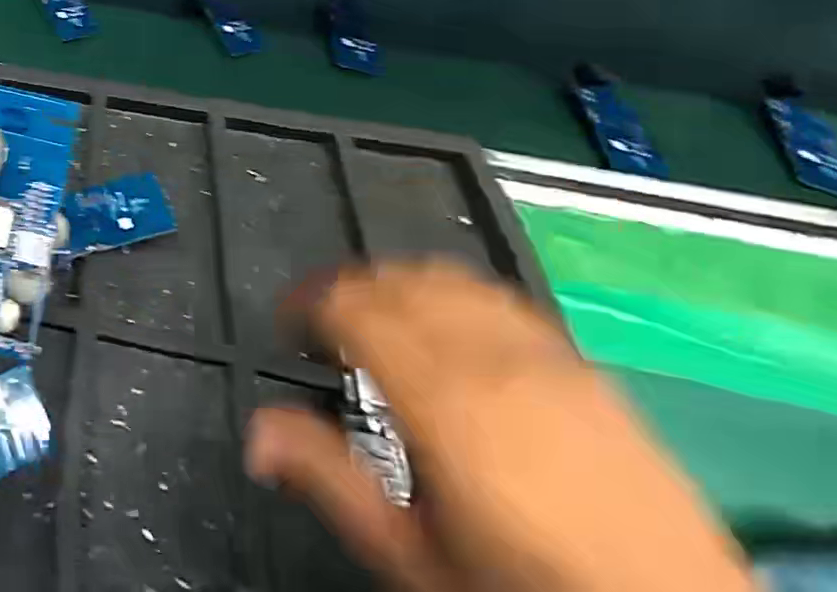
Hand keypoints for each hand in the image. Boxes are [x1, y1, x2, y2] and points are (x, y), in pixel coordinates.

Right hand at [245, 261, 756, 591]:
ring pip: (444, 276)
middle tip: (322, 332)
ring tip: (378, 324)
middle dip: (345, 290)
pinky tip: (447, 332)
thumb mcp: (412, 554)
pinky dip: (448, 293)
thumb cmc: (522, 589)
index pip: (353, 303)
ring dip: (395, 284)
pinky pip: (494, 295)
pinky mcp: (579, 362)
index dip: (307, 300)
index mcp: (441, 397)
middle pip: (393, 278)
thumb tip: (256, 431)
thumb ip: (329, 478)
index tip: (288, 328)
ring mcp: (542, 353)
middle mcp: (489, 356)